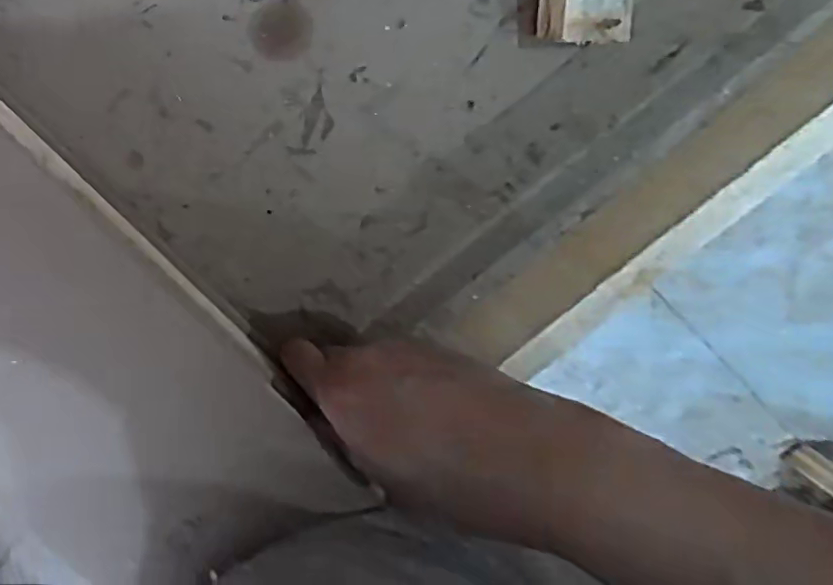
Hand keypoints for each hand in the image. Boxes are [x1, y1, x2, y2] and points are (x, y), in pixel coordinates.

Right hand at [282, 337, 606, 549]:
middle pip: (332, 355)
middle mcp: (360, 358)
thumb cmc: (457, 485)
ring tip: (414, 417)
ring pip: (371, 357)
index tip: (310, 395)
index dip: (296, 371)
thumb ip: (347, 441)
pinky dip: (412, 377)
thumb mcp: (387, 479)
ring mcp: (400, 347)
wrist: (541, 458)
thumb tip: (333, 424)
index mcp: (338, 391)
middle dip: (340, 380)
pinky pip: (405, 358)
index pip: (292, 353)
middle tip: (366, 416)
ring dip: (379, 379)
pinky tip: (444, 409)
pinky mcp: (436, 347)